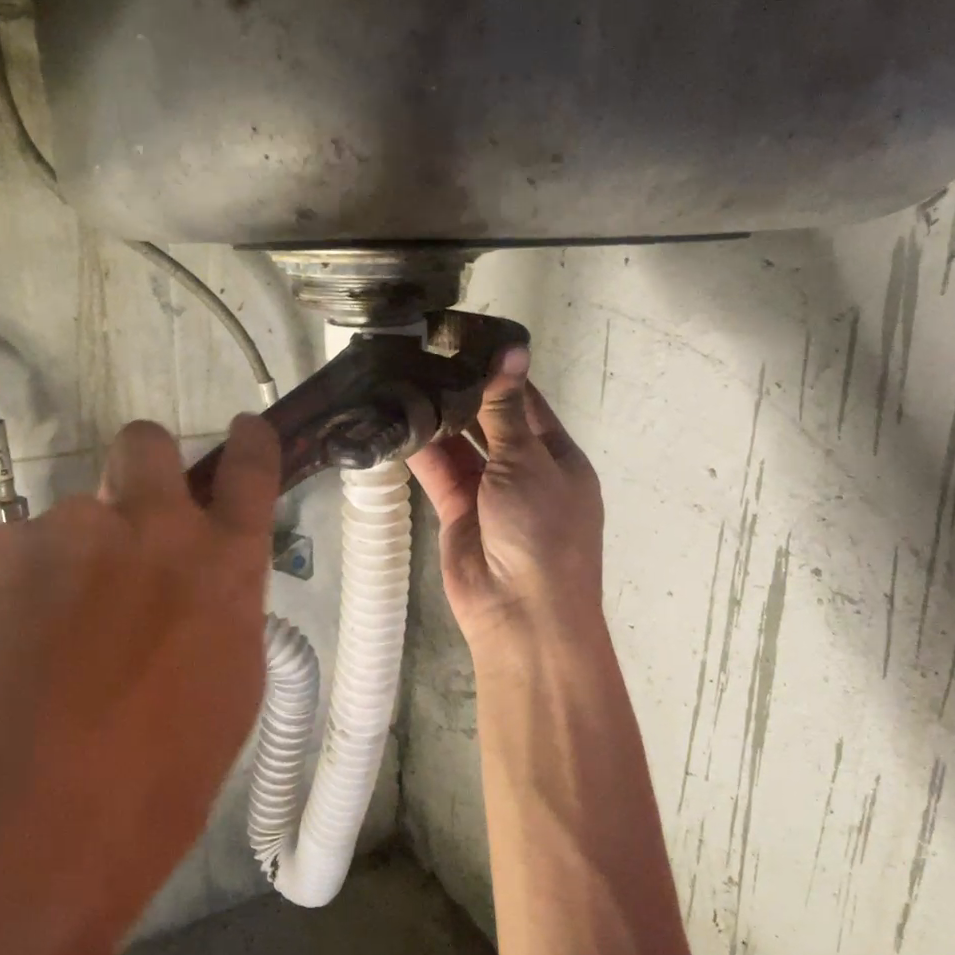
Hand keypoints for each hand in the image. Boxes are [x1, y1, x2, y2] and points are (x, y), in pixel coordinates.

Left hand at [0, 415, 278, 952]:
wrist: (6, 835)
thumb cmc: (144, 793)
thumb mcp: (222, 701)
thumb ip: (217, 619)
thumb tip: (199, 594)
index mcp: (221, 571)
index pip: (250, 473)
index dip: (250, 444)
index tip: (245, 429)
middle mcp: (149, 530)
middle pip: (146, 443)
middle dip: (143, 464)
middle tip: (125, 518)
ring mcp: (66, 532)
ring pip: (68, 522)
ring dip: (65, 561)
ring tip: (40, 643)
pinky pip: (10, 556)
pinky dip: (10, 593)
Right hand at [407, 347, 603, 653]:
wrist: (522, 613)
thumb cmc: (542, 531)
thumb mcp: (528, 462)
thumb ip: (506, 410)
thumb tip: (511, 350)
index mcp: (557, 455)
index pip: (525, 401)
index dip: (499, 372)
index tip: (463, 341)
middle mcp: (524, 469)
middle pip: (490, 421)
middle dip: (463, 394)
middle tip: (422, 355)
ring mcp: (489, 492)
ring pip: (461, 446)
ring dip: (438, 420)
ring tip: (403, 379)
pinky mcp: (457, 512)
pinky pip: (439, 472)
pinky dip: (421, 450)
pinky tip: (397, 420)